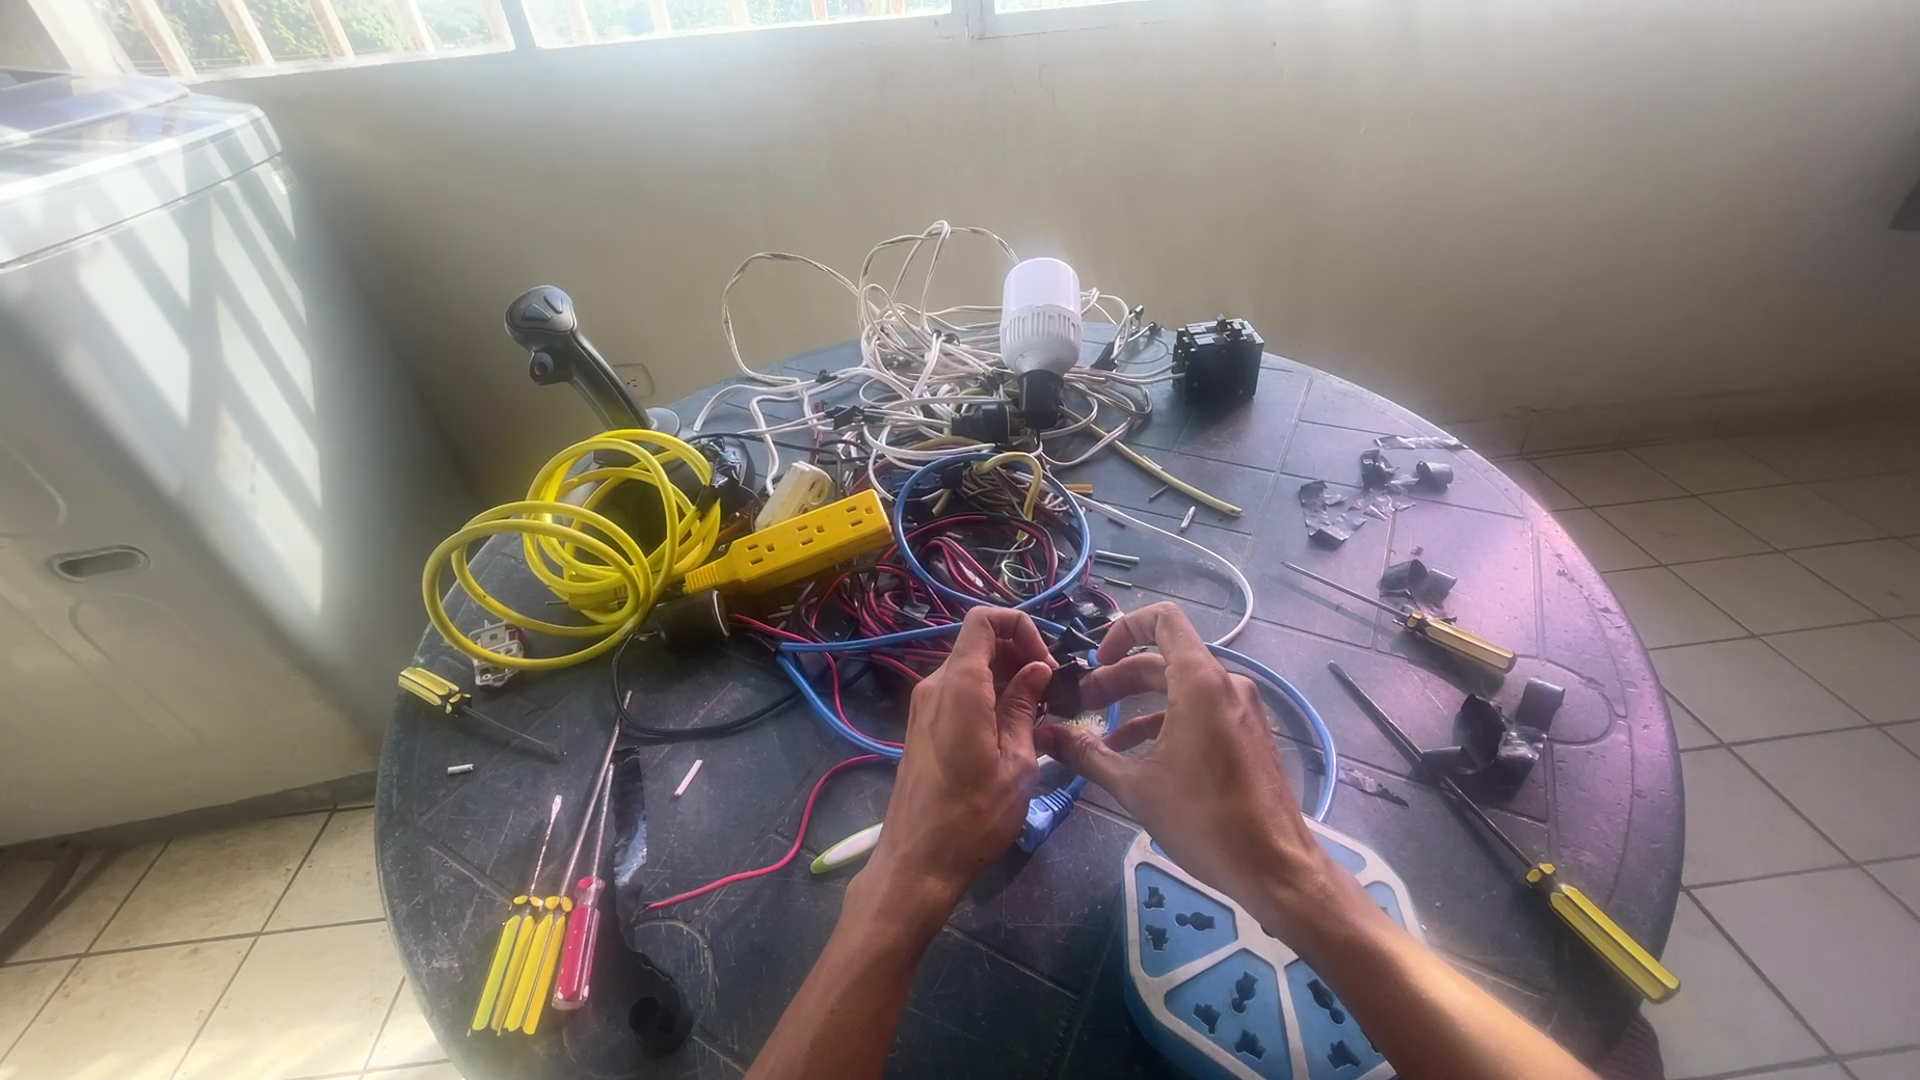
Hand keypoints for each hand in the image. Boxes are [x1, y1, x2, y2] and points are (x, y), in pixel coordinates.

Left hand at [862, 606, 1054, 905]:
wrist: (916, 863)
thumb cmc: (973, 818)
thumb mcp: (1016, 763)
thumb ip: (1024, 708)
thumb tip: (1038, 670)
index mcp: (959, 686)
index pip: (983, 620)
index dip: (1020, 627)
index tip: (1046, 662)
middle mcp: (935, 685)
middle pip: (978, 642)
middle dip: (1019, 653)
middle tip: (1051, 690)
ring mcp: (924, 705)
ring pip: (970, 666)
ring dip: (1006, 675)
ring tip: (1038, 710)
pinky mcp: (922, 725)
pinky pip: (959, 690)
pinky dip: (988, 693)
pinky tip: (1011, 725)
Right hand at [1034, 603, 1337, 936]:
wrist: (1277, 869)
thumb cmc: (1204, 820)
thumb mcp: (1135, 786)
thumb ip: (1087, 754)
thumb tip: (1044, 735)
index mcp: (1201, 683)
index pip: (1163, 620)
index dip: (1124, 629)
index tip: (1097, 661)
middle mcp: (1225, 685)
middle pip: (1163, 660)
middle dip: (1119, 679)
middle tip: (1083, 706)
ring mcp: (1241, 709)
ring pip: (1180, 688)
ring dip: (1138, 705)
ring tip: (1103, 737)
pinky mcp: (1247, 734)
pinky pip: (1200, 711)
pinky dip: (1166, 722)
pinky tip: (1138, 757)